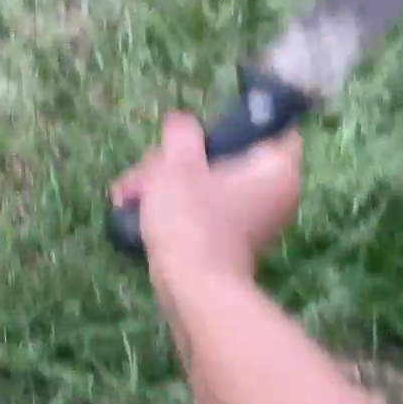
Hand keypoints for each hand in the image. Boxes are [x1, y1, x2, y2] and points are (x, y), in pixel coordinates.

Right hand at [111, 113, 303, 280]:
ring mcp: (251, 218)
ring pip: (206, 183)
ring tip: (126, 194)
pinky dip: (173, 204)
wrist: (191, 283)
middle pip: (225, 158)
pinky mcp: (228, 237)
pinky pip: (203, 207)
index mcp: (276, 171)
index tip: (199, 132)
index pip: (274, 132)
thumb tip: (182, 120)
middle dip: (175, 161)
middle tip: (144, 171)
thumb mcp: (176, 168)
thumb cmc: (191, 219)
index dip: (238, 125)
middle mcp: (273, 193)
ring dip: (163, 183)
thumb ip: (181, 137)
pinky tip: (136, 209)